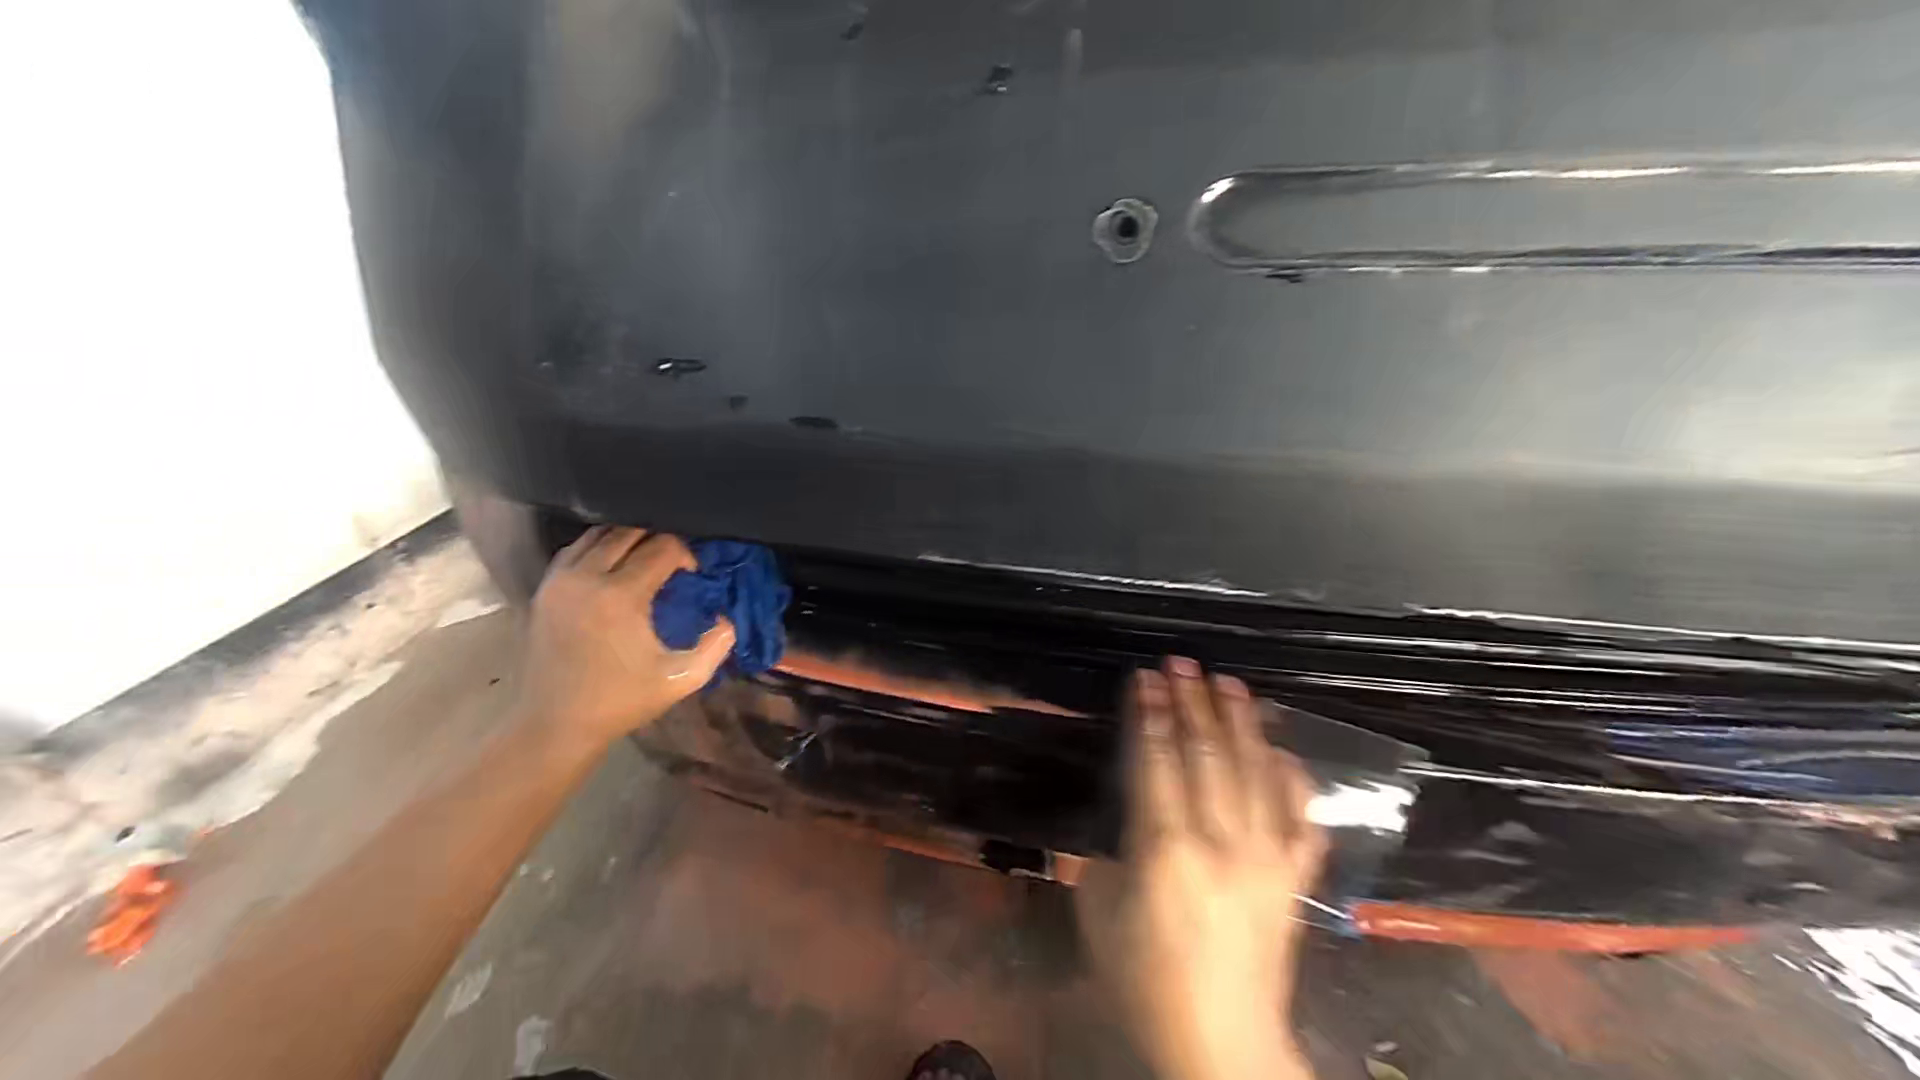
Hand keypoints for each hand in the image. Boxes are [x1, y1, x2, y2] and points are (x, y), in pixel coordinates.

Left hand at [516, 526, 735, 745]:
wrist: (553, 725)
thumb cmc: (620, 701)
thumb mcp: (682, 679)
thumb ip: (715, 646)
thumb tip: (728, 620)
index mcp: (620, 595)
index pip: (662, 547)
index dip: (686, 554)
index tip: (693, 574)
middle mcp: (586, 577)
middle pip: (629, 532)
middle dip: (657, 539)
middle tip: (673, 562)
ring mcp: (558, 581)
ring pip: (598, 535)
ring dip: (627, 539)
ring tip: (644, 559)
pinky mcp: (543, 590)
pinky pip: (574, 550)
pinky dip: (598, 548)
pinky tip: (612, 567)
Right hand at [1079, 657, 1326, 1079]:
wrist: (1222, 1043)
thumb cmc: (1145, 979)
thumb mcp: (1099, 911)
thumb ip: (1107, 851)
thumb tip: (1121, 812)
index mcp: (1165, 848)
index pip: (1156, 760)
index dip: (1149, 713)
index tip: (1145, 677)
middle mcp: (1221, 841)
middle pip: (1207, 754)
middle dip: (1191, 702)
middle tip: (1182, 662)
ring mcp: (1267, 858)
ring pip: (1255, 772)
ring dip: (1240, 722)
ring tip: (1229, 682)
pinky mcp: (1294, 878)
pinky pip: (1300, 815)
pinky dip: (1292, 777)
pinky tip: (1282, 748)